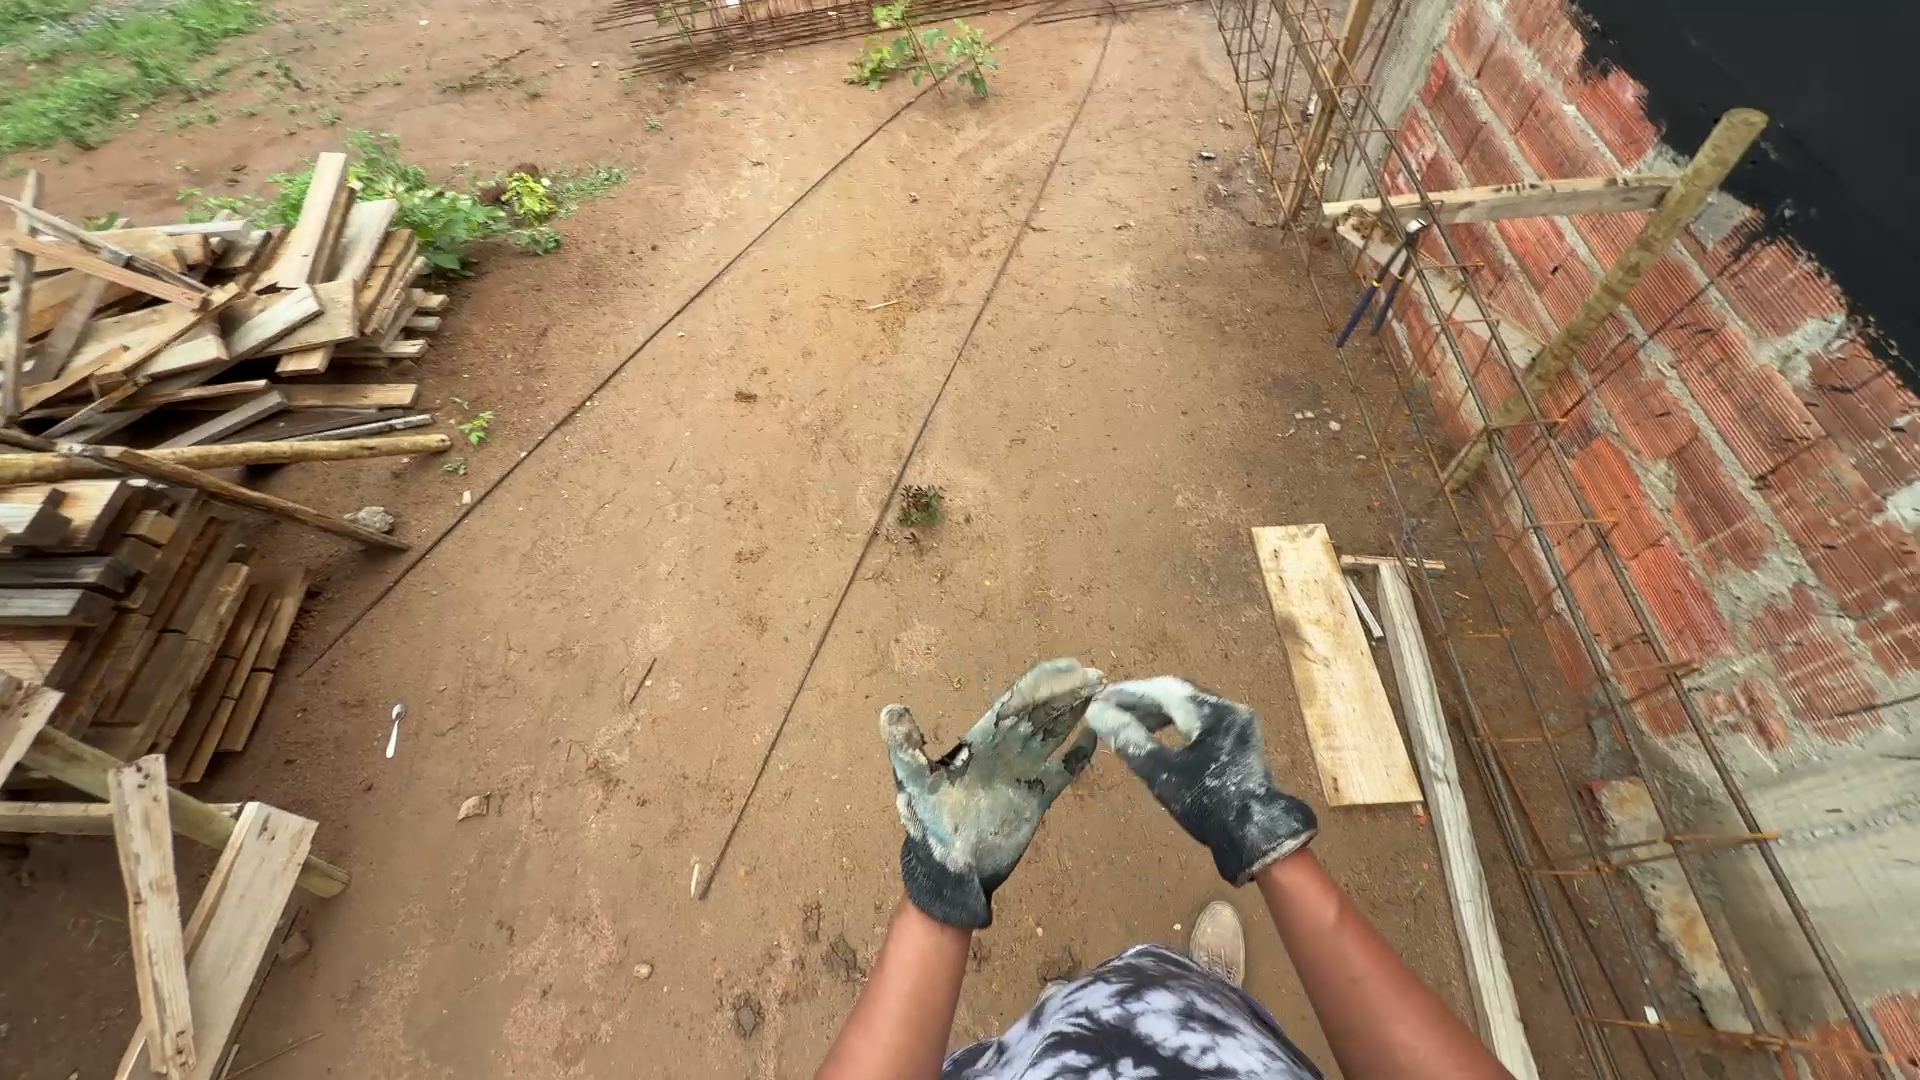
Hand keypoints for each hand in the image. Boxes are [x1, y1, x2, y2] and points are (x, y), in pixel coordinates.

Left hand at [881, 659, 1103, 927]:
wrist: (950, 868)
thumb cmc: (930, 823)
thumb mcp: (913, 781)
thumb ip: (905, 746)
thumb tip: (888, 710)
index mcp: (983, 738)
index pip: (1018, 702)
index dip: (1043, 683)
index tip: (1069, 665)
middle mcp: (1007, 748)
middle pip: (1043, 713)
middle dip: (1068, 693)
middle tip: (1097, 676)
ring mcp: (1024, 771)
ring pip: (1055, 735)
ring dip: (1076, 714)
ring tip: (1102, 694)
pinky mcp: (1036, 797)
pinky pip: (1063, 771)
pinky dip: (1078, 756)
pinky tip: (1095, 738)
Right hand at [1087, 676, 1316, 884]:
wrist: (1255, 837)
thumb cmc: (1207, 804)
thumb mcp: (1162, 772)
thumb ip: (1129, 738)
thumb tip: (1097, 713)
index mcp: (1212, 712)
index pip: (1162, 689)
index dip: (1129, 692)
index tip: (1101, 698)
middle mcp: (1227, 708)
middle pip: (1176, 694)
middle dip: (1141, 700)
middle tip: (1111, 708)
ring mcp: (1235, 722)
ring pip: (1186, 705)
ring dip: (1155, 711)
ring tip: (1127, 720)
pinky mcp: (1236, 738)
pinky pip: (1197, 719)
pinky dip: (1172, 721)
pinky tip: (1154, 731)